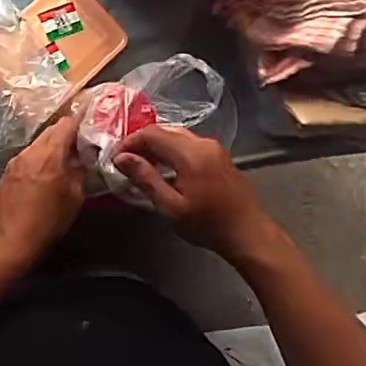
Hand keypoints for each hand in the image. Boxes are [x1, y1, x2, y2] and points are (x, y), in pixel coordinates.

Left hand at [0, 114, 84, 262]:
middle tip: (79, 146)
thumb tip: (82, 157)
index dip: (79, 123)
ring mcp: (16, 159)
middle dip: (66, 134)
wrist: (14, 239)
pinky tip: (45, 173)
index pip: (65, 124)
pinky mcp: (8, 170)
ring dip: (52, 146)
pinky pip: (28, 155)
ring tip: (63, 161)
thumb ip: (80, 170)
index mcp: (50, 155)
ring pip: (38, 142)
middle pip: (51, 130)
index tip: (89, 129)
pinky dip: (39, 157)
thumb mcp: (75, 196)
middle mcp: (30, 151)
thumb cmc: (50, 220)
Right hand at [114, 126, 284, 261]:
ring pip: (176, 135)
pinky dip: (171, 150)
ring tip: (141, 165)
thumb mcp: (171, 206)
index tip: (116, 158)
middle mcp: (203, 143)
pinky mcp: (219, 155)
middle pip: (164, 131)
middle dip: (141, 143)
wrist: (249, 234)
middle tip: (125, 161)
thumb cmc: (208, 225)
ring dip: (156, 146)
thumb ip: (146, 178)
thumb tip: (122, 158)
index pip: (151, 134)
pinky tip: (164, 167)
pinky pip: (188, 143)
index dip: (129, 142)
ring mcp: (213, 148)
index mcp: (191, 153)